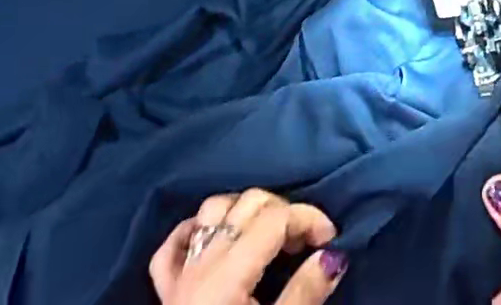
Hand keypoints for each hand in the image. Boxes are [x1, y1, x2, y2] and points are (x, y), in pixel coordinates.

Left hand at [149, 188, 347, 304]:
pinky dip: (197, 229)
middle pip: (245, 205)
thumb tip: (333, 256)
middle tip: (309, 240)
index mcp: (227, 276)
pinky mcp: (166, 291)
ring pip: (211, 211)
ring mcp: (179, 274)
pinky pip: (176, 244)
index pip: (273, 220)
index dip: (307, 219)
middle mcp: (200, 263)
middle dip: (282, 211)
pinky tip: (216, 237)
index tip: (333, 240)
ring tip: (272, 235)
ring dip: (244, 212)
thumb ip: (305, 294)